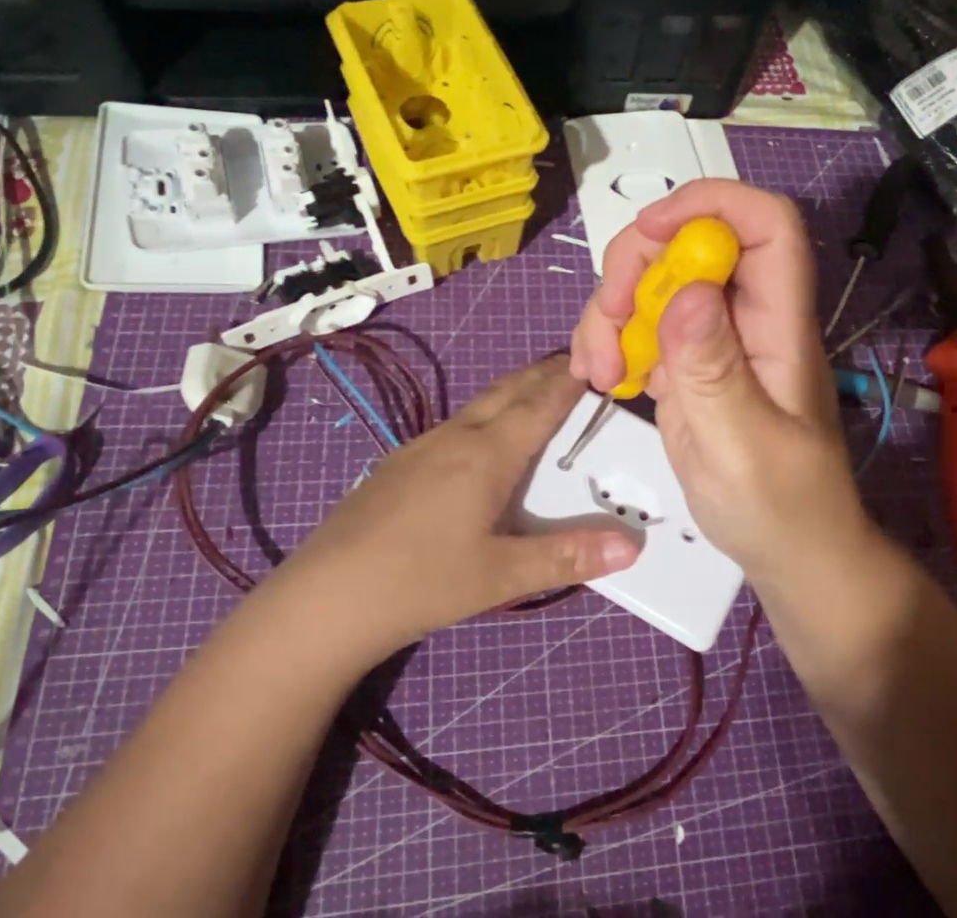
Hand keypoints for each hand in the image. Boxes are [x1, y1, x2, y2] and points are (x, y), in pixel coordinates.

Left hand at [264, 357, 638, 661]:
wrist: (325, 597)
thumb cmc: (421, 582)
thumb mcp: (501, 575)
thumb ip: (566, 557)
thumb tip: (631, 545)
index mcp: (486, 455)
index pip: (538, 405)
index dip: (569, 382)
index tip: (596, 358)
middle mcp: (453, 439)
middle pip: (505, 392)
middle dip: (541, 374)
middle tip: (574, 364)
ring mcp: (418, 449)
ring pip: (476, 407)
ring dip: (511, 393)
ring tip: (535, 394)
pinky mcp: (396, 467)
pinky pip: (453, 427)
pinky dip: (484, 418)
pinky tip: (478, 444)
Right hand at [569, 180, 873, 582]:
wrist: (787, 553)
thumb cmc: (780, 505)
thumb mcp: (744, 446)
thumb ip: (714, 371)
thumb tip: (685, 291)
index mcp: (778, 324)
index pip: (766, 226)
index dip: (711, 205)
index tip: (650, 232)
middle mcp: (745, 319)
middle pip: (691, 245)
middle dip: (636, 265)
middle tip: (607, 318)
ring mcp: (711, 342)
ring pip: (653, 284)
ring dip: (611, 312)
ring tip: (597, 370)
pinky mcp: (685, 368)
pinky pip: (639, 327)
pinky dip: (609, 342)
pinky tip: (600, 379)